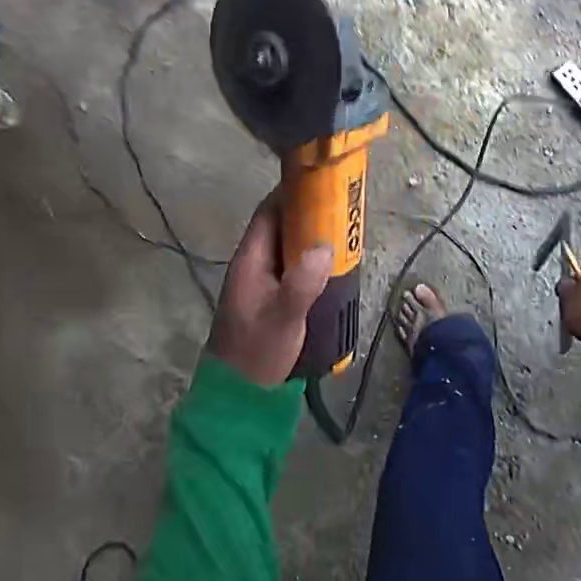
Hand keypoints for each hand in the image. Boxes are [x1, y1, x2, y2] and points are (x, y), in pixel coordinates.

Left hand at [206, 195, 333, 385]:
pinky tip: (330, 265)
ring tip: (343, 232)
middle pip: (279, 227)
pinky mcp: (269, 298)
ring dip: (309, 238)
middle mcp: (252, 264)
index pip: (267, 213)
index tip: (320, 184)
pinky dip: (308, 260)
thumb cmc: (256, 353)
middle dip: (307, 215)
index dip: (290, 194)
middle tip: (342, 209)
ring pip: (286, 247)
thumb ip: (302, 283)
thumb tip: (324, 246)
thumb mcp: (283, 318)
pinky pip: (290, 267)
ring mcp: (260, 282)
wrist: (238, 395)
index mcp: (249, 260)